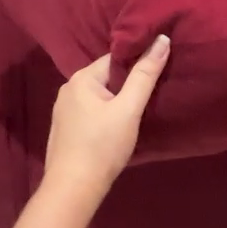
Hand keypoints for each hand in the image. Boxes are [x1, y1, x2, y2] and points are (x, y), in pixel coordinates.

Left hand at [40, 36, 170, 209]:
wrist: (74, 188)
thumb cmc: (103, 145)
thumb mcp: (129, 109)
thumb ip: (145, 74)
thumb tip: (162, 39)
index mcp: (82, 79)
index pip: (116, 59)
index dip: (138, 63)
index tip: (159, 71)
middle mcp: (68, 89)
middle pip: (108, 77)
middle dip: (129, 83)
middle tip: (154, 92)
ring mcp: (64, 110)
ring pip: (100, 95)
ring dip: (118, 99)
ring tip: (139, 109)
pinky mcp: (66, 128)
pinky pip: (92, 110)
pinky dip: (106, 112)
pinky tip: (117, 126)